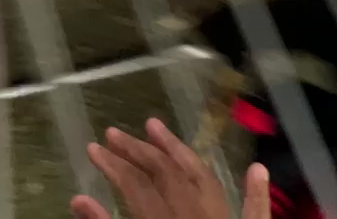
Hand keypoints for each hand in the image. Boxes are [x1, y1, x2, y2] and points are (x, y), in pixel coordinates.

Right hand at [71, 118, 268, 218]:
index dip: (112, 165)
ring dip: (180, 151)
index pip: (136, 187)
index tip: (92, 149)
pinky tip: (257, 169)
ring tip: (156, 127)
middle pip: (167, 175)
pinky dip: (258, 194)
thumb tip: (78, 201)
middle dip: (138, 151)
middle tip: (113, 133)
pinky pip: (257, 218)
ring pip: (205, 180)